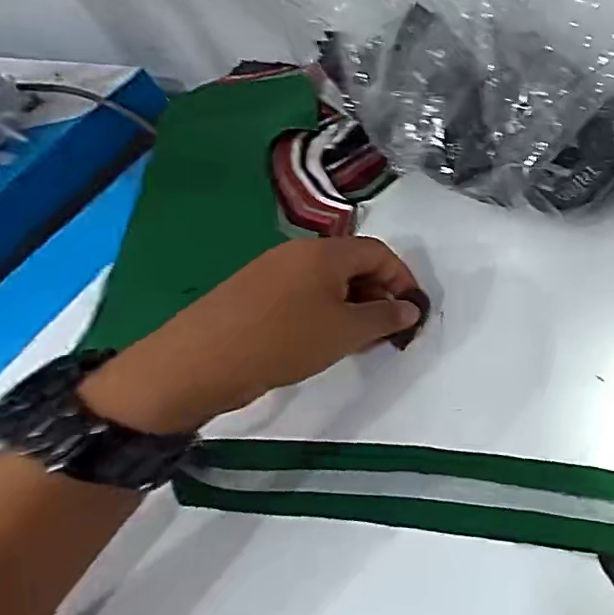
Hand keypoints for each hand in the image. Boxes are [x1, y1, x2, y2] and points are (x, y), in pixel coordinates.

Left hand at [79, 237, 423, 432]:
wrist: (200, 362)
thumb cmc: (285, 340)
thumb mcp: (348, 331)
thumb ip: (386, 317)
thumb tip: (409, 308)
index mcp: (323, 253)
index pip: (378, 252)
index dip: (403, 278)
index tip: (413, 311)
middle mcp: (297, 254)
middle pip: (353, 264)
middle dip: (380, 294)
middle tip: (389, 329)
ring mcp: (271, 272)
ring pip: (328, 282)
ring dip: (354, 306)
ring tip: (361, 340)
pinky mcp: (254, 294)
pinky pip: (304, 294)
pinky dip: (326, 312)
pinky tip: (326, 341)